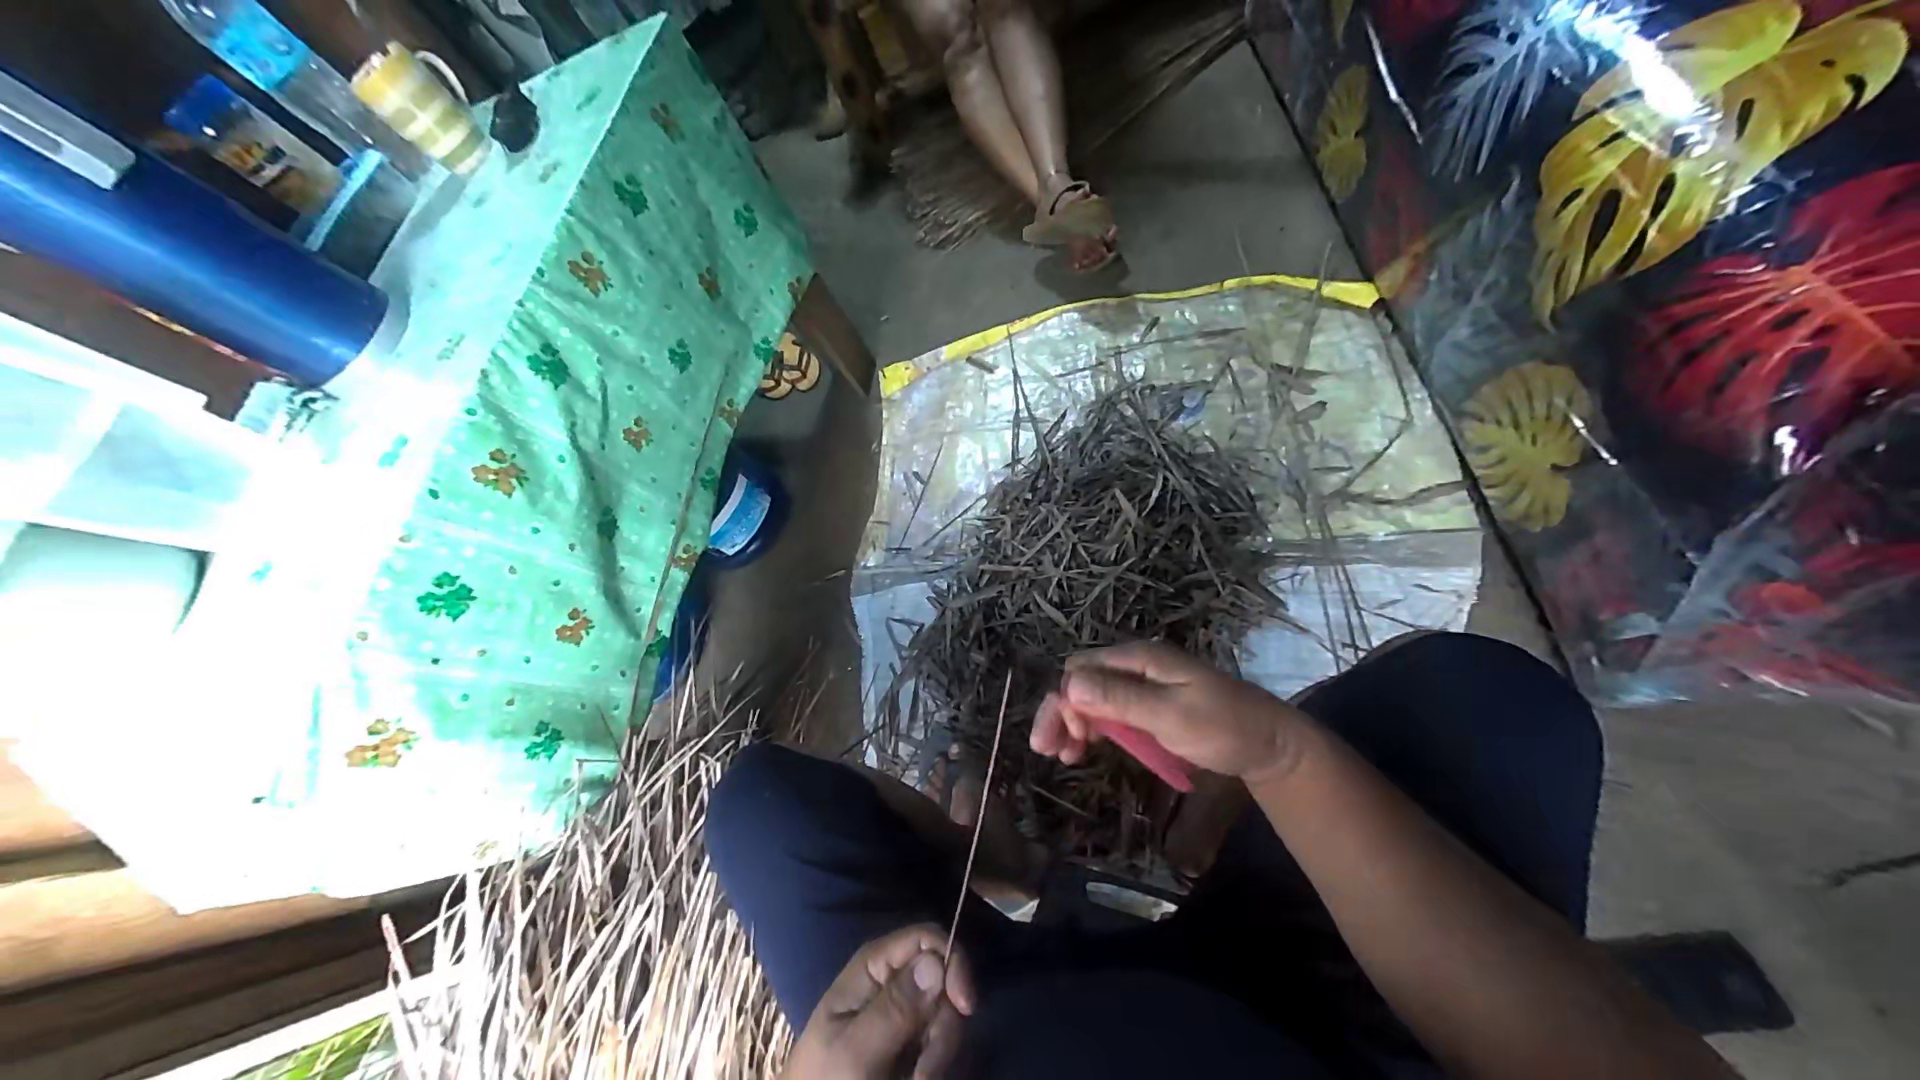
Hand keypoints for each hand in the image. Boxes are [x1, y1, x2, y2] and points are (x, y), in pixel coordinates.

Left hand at [781, 924, 975, 1079]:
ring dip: (939, 1055)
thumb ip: (894, 1008)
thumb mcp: (854, 1052)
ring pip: (947, 1015)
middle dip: (943, 1026)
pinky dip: (935, 1065)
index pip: (926, 937)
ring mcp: (904, 1008)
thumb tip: (936, 959)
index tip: (965, 1006)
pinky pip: (941, 1041)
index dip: (953, 961)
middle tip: (924, 1073)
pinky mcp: (912, 1037)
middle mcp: (893, 978)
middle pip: (944, 981)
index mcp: (873, 965)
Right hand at [1031, 641, 1310, 783]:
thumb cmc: (1224, 727)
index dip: (1064, 700)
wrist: (1271, 745)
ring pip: (1091, 698)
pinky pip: (1110, 712)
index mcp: (1140, 658)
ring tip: (1063, 756)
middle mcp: (1135, 666)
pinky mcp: (1148, 706)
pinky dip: (1092, 729)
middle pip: (1081, 682)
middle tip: (1045, 750)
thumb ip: (1121, 700)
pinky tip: (1083, 750)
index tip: (1063, 737)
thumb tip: (1068, 685)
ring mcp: (1142, 686)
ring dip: (1072, 723)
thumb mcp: (1171, 716)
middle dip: (1060, 712)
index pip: (1082, 669)